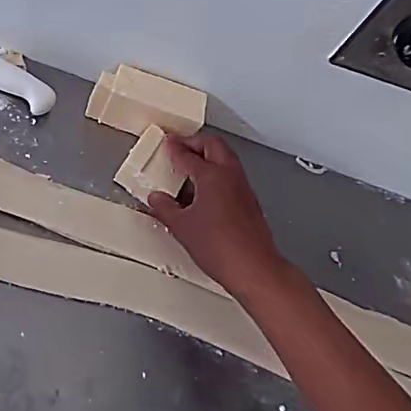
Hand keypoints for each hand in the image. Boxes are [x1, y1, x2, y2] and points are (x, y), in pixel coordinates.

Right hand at [146, 133, 289, 297]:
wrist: (253, 268)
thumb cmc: (221, 247)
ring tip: (191, 165)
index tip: (168, 144)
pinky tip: (206, 189)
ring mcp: (243, 186)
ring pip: (225, 157)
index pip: (188, 155)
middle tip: (180, 146)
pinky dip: (217, 171)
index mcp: (212, 176)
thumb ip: (166, 209)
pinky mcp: (249, 200)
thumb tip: (157, 199)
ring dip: (208, 155)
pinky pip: (231, 174)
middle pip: (212, 145)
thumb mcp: (182, 227)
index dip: (175, 148)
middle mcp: (230, 175)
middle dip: (195, 142)